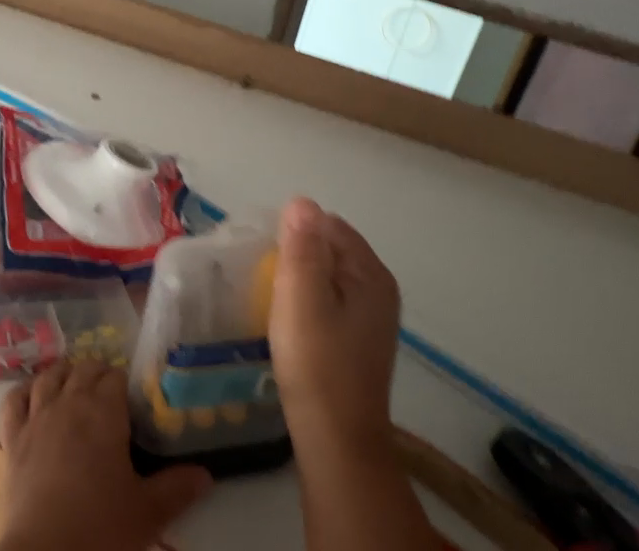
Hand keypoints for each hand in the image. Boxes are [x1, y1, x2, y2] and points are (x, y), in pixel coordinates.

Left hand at [0, 359, 212, 550]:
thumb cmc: (103, 527)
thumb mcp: (149, 511)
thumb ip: (178, 488)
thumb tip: (206, 475)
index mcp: (103, 413)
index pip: (116, 377)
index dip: (126, 384)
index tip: (136, 401)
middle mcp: (68, 403)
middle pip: (83, 370)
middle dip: (99, 375)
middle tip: (112, 396)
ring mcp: (36, 417)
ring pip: (48, 376)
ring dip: (64, 374)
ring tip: (75, 383)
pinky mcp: (12, 437)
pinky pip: (14, 400)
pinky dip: (24, 391)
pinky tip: (33, 397)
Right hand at [267, 197, 402, 454]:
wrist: (336, 437)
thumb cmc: (315, 363)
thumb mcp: (301, 298)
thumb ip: (301, 248)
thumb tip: (301, 202)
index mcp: (371, 274)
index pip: (329, 225)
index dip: (293, 231)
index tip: (262, 252)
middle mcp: (378, 290)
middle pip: (330, 248)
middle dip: (295, 252)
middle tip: (259, 272)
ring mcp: (370, 317)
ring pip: (327, 276)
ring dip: (298, 277)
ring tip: (267, 294)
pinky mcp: (357, 339)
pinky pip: (328, 300)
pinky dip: (305, 300)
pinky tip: (286, 319)